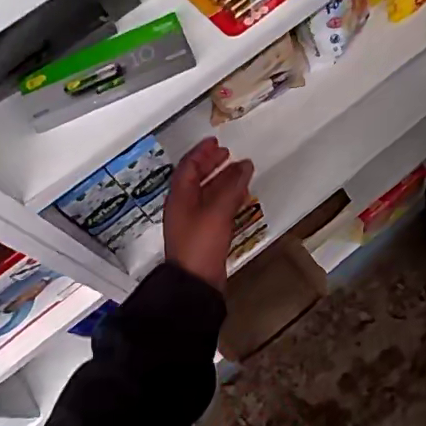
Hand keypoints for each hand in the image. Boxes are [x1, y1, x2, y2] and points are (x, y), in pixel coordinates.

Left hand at [163, 137, 252, 291]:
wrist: (194, 284)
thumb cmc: (200, 245)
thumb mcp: (217, 211)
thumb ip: (232, 187)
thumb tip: (245, 165)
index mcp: (180, 197)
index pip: (188, 166)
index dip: (202, 152)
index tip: (216, 141)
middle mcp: (184, 206)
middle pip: (196, 178)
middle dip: (212, 164)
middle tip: (227, 154)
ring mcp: (193, 222)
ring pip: (207, 193)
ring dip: (222, 180)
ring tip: (240, 171)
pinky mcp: (205, 235)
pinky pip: (215, 208)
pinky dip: (227, 198)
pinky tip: (240, 197)